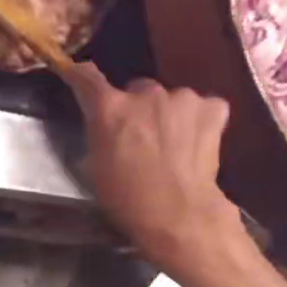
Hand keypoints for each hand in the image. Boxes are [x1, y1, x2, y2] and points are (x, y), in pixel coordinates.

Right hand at [57, 63, 248, 277]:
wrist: (178, 214)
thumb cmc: (126, 199)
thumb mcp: (95, 168)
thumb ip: (98, 134)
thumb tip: (102, 121)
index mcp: (109, 109)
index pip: (87, 79)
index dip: (78, 75)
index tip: (74, 72)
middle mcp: (145, 93)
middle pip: (136, 91)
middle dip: (135, 108)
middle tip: (138, 138)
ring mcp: (182, 97)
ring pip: (169, 99)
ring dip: (167, 115)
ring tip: (170, 147)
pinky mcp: (212, 107)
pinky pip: (201, 107)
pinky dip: (198, 120)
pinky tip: (195, 143)